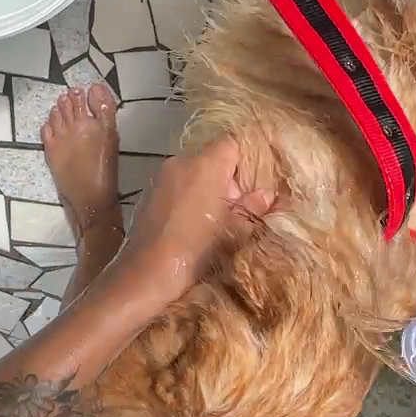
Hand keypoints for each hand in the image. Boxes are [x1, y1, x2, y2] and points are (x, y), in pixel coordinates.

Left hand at [117, 136, 275, 294]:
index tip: (254, 184)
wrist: (149, 272)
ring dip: (207, 191)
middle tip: (237, 210)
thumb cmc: (198, 248)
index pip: (232, 144)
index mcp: (205, 165)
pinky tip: (192, 226)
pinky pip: (176, 187)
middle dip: (227, 181)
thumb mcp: (236, 231)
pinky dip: (188, 199)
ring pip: (193, 174)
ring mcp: (160, 177)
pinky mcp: (147, 194)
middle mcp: (180, 162)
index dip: (246, 160)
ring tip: (215, 221)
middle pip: (212, 159)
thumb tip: (268, 195)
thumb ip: (254, 208)